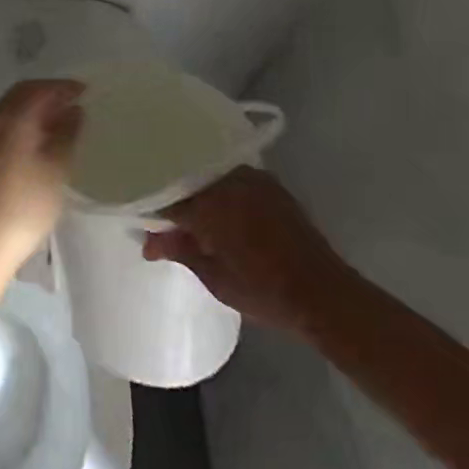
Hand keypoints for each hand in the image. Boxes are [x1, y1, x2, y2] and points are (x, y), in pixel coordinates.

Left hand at [0, 79, 83, 298]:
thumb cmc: (24, 207)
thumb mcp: (57, 170)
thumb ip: (68, 134)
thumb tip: (74, 109)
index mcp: (13, 118)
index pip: (39, 88)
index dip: (64, 86)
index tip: (86, 90)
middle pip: (21, 93)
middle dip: (48, 92)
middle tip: (73, 100)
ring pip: (11, 109)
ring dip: (35, 106)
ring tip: (60, 118)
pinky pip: (4, 124)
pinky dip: (24, 121)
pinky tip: (37, 140)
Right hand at [143, 166, 355, 337]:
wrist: (322, 292)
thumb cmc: (263, 291)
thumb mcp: (214, 277)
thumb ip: (180, 251)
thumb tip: (149, 243)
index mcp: (211, 204)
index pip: (169, 198)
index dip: (154, 212)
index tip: (146, 227)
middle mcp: (230, 181)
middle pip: (190, 180)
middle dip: (175, 198)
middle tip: (167, 223)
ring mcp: (253, 179)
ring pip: (212, 176)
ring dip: (199, 191)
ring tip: (192, 215)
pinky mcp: (271, 184)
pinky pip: (234, 177)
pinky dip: (221, 189)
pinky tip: (219, 209)